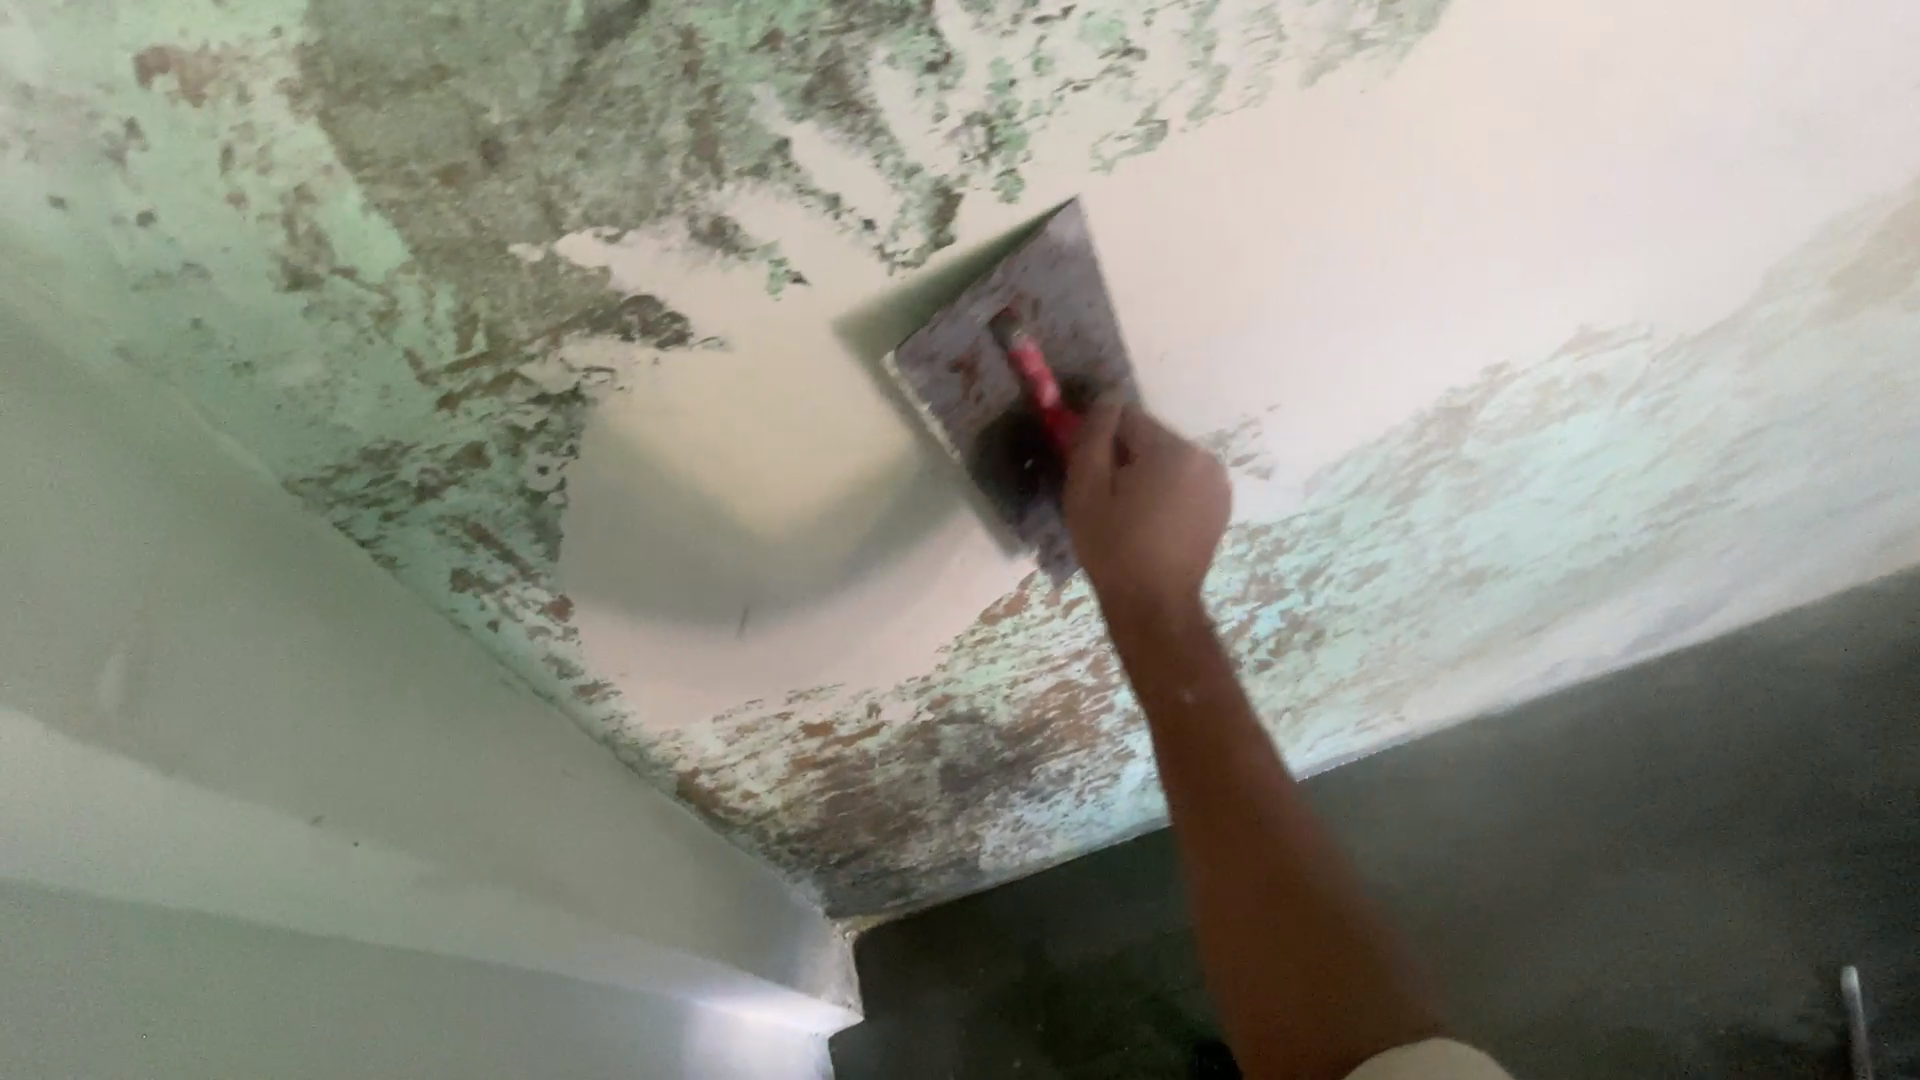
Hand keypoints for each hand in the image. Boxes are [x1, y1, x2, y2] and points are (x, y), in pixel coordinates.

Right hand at [1063, 398, 1231, 614]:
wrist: (1154, 604)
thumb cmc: (1113, 547)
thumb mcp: (1085, 489)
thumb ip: (1093, 435)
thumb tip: (1106, 399)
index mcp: (1172, 450)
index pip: (1128, 418)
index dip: (1102, 440)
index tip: (1088, 470)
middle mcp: (1204, 457)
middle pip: (1151, 439)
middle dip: (1126, 457)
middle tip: (1106, 497)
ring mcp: (1218, 482)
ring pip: (1168, 460)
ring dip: (1147, 474)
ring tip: (1129, 513)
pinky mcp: (1221, 505)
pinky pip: (1185, 482)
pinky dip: (1167, 491)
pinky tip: (1152, 522)